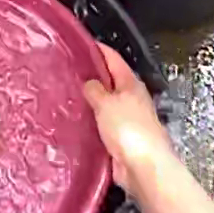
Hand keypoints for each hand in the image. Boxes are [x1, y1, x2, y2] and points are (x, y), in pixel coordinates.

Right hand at [83, 43, 173, 192]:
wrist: (144, 168)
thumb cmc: (129, 129)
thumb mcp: (106, 102)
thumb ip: (94, 89)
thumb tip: (88, 83)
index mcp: (130, 84)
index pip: (114, 59)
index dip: (99, 50)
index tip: (83, 44)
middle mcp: (131, 99)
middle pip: (110, 81)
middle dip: (92, 76)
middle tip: (70, 71)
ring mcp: (127, 120)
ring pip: (105, 104)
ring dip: (91, 101)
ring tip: (69, 96)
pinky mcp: (121, 140)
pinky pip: (103, 125)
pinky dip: (92, 122)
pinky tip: (78, 123)